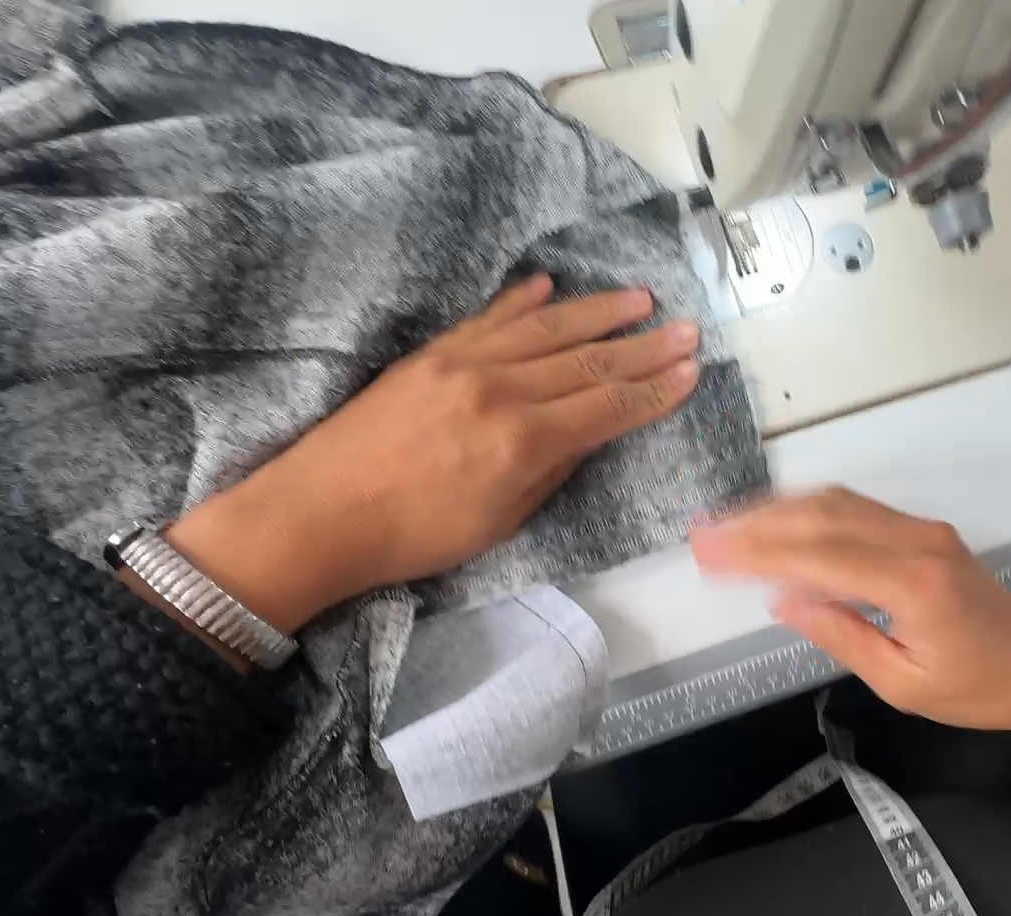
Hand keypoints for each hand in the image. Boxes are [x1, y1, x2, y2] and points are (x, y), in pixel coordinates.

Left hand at [162, 274, 701, 634]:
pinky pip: (488, 317)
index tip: (691, 372)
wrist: (319, 514)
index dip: (656, 390)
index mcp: (523, 440)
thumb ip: (553, 469)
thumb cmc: (417, 536)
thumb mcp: (502, 520)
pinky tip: (548, 284)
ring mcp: (463, 363)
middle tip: (687, 329)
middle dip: (645, 346)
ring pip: (547, 328)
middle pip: (590, 361)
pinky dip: (521, 299)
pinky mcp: (430, 354)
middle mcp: (501, 390)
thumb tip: (588, 434)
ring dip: (598, 311)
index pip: (609, 406)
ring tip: (639, 298)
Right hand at [691, 489, 1010, 794]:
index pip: (817, 555)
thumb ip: (840, 633)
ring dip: (778, 510)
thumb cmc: (978, 690)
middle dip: (756, 523)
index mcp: (911, 581)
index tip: (708, 555)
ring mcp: (921, 529)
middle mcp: (915, 540)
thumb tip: (781, 600)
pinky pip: (856, 510)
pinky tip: (780, 523)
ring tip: (727, 526)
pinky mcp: (923, 532)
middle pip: (821, 515)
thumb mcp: (901, 682)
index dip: (756, 551)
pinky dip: (809, 513)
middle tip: (703, 536)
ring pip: (836, 503)